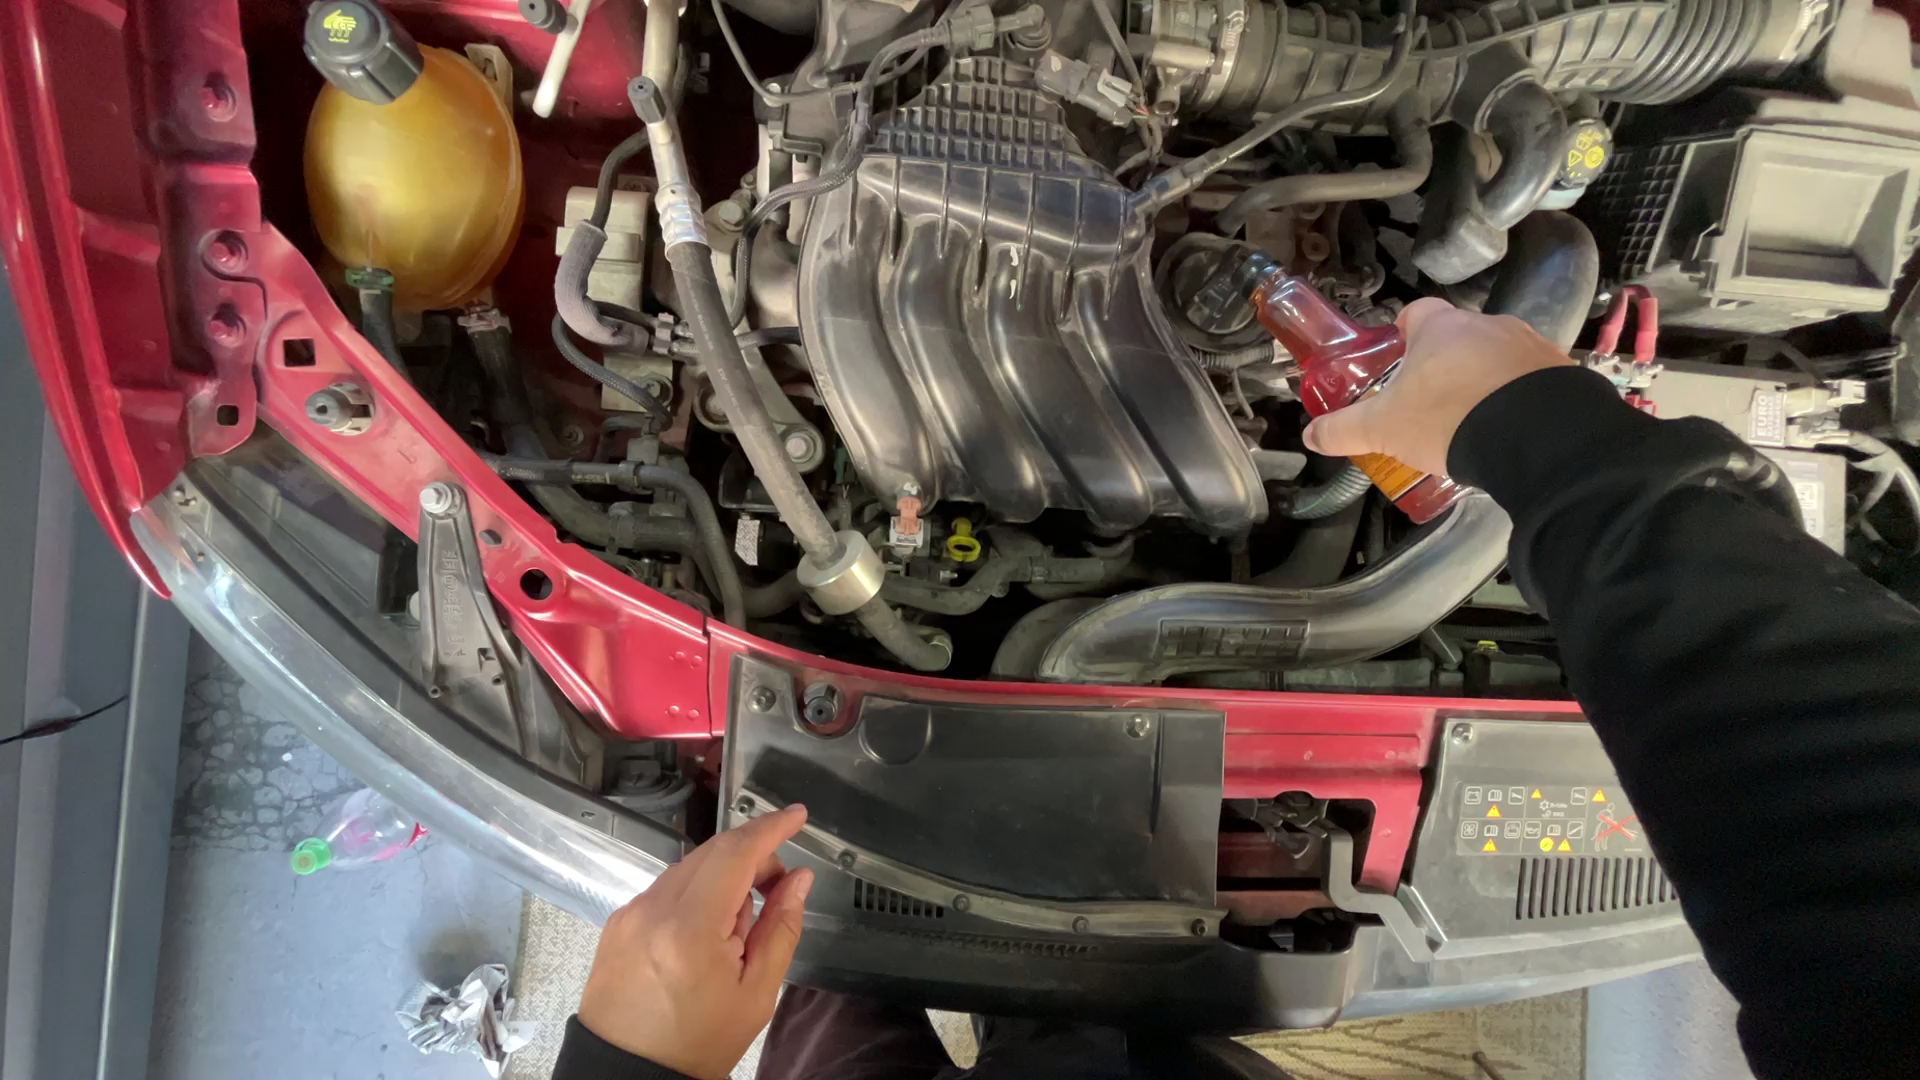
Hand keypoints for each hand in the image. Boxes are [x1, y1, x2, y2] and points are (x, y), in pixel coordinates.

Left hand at [577, 804, 814, 1079]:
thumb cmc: (697, 1045)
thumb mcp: (755, 994)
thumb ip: (782, 928)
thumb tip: (799, 878)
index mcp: (690, 928)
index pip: (736, 853)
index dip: (771, 828)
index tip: (797, 814)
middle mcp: (654, 908)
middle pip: (715, 851)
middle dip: (754, 855)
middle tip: (779, 885)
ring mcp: (631, 913)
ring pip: (692, 865)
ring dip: (725, 874)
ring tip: (739, 925)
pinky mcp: (618, 922)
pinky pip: (669, 885)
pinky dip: (698, 890)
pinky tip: (707, 931)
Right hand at [1302, 297, 1574, 476]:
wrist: (1537, 437)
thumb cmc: (1446, 417)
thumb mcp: (1381, 429)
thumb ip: (1342, 430)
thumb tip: (1309, 435)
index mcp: (1439, 329)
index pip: (1415, 312)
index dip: (1401, 333)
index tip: (1394, 358)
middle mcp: (1487, 325)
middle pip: (1454, 337)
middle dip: (1438, 364)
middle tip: (1422, 400)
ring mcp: (1529, 345)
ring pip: (1492, 357)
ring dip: (1477, 380)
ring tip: (1464, 419)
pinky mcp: (1561, 371)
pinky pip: (1527, 379)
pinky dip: (1511, 397)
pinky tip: (1500, 428)